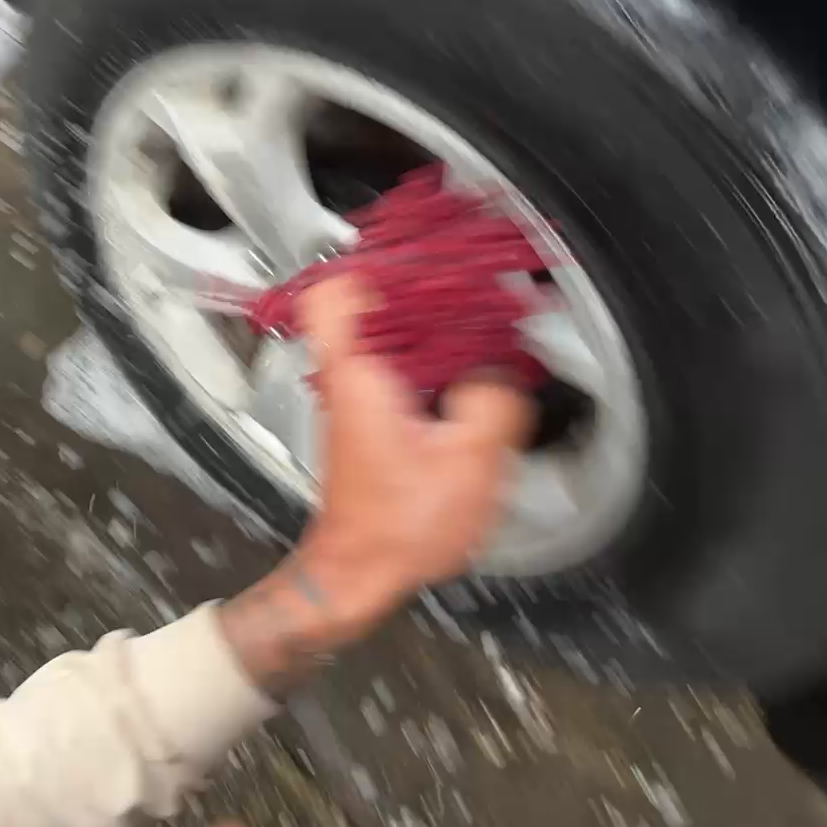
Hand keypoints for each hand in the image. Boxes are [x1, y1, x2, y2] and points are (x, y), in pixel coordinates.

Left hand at [220, 276, 532, 692]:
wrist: (358, 568)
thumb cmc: (397, 525)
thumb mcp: (469, 462)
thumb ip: (492, 403)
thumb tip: (496, 375)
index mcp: (356, 376)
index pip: (331, 297)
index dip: (368, 266)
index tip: (411, 258)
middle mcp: (344, 382)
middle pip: (361, 311)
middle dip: (412, 292)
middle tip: (461, 286)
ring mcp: (351, 402)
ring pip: (378, 341)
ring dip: (422, 328)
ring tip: (474, 326)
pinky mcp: (365, 424)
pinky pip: (390, 372)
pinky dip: (423, 362)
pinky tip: (464, 378)